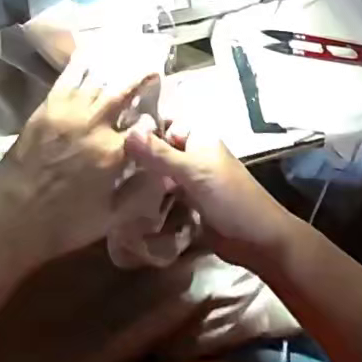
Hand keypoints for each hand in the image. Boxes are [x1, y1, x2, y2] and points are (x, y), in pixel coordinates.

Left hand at [0, 51, 155, 273]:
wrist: (13, 217)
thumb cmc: (64, 223)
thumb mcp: (110, 218)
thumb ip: (140, 192)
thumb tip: (164, 172)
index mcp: (113, 152)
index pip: (144, 126)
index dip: (155, 119)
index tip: (159, 116)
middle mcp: (94, 124)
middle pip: (122, 92)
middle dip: (141, 80)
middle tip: (152, 71)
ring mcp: (69, 112)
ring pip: (96, 81)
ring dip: (114, 71)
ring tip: (126, 62)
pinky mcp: (47, 107)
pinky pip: (68, 78)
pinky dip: (81, 64)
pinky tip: (89, 55)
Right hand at [125, 120, 297, 270]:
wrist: (257, 240)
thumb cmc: (229, 197)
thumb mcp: (192, 171)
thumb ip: (159, 154)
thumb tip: (127, 133)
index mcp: (199, 137)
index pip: (165, 121)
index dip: (142, 124)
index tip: (110, 130)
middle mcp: (193, 153)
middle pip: (160, 146)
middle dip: (138, 151)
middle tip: (104, 156)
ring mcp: (190, 178)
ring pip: (160, 169)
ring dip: (141, 173)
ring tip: (108, 175)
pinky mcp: (187, 201)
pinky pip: (163, 191)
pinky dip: (149, 192)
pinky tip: (124, 195)